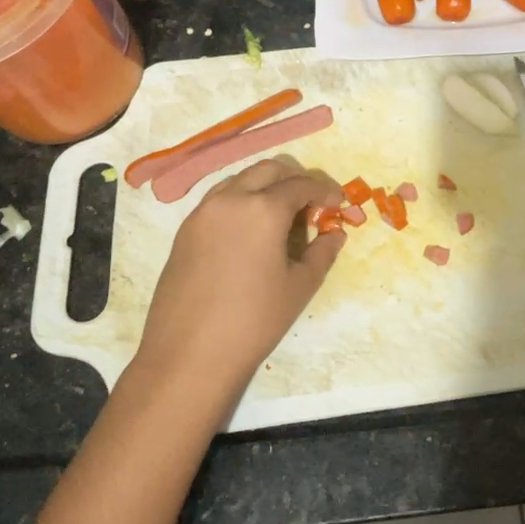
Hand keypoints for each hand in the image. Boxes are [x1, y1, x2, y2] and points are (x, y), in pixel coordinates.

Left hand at [134, 158, 344, 393]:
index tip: (338, 203)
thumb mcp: (299, 286)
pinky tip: (251, 229)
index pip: (301, 185)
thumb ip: (322, 253)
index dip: (325, 191)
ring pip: (240, 179)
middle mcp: (230, 199)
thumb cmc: (254, 320)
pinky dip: (241, 200)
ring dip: (265, 185)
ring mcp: (202, 212)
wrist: (189, 354)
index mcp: (263, 208)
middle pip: (269, 170)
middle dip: (295, 178)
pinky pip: (219, 199)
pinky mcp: (185, 230)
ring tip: (282, 213)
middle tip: (313, 201)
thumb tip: (334, 234)